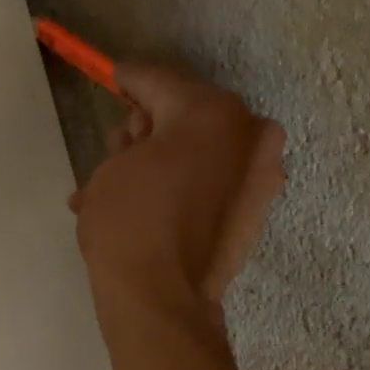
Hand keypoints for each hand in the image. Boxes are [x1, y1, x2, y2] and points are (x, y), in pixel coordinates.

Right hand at [71, 64, 285, 314]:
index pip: (160, 83)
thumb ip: (128, 143)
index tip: (115, 73)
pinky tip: (152, 208)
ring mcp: (262, 170)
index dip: (131, 79)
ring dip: (168, 160)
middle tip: (119, 145)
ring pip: (205, 151)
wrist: (159, 296)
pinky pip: (215, 183)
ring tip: (126, 187)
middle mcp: (249, 131)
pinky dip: (186, 187)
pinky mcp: (258, 206)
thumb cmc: (126, 226)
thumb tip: (142, 137)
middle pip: (191, 115)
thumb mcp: (107, 174)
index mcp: (210, 112)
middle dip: (153, 126)